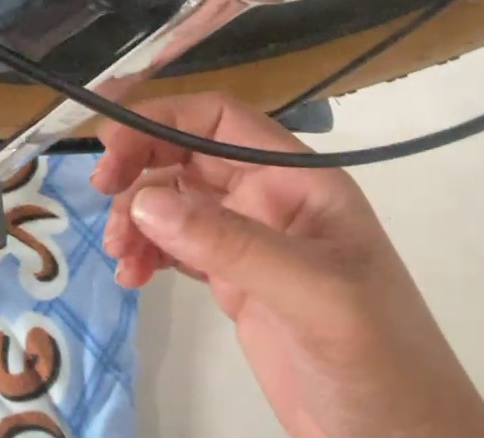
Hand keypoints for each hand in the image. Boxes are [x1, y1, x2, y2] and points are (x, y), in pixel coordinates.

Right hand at [93, 93, 483, 437]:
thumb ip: (232, 244)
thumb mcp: (315, 297)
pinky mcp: (234, 283)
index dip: (162, 119)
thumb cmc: (382, 363)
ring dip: (137, 215)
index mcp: (298, 180)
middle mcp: (269, 199)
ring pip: (173, 201)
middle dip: (139, 166)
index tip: (112, 145)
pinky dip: (146, 251)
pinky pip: (175, 246)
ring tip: (120, 253)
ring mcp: (250, 241)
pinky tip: (133, 274)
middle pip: (185, 155)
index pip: (218, 120)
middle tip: (101, 193)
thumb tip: (145, 201)